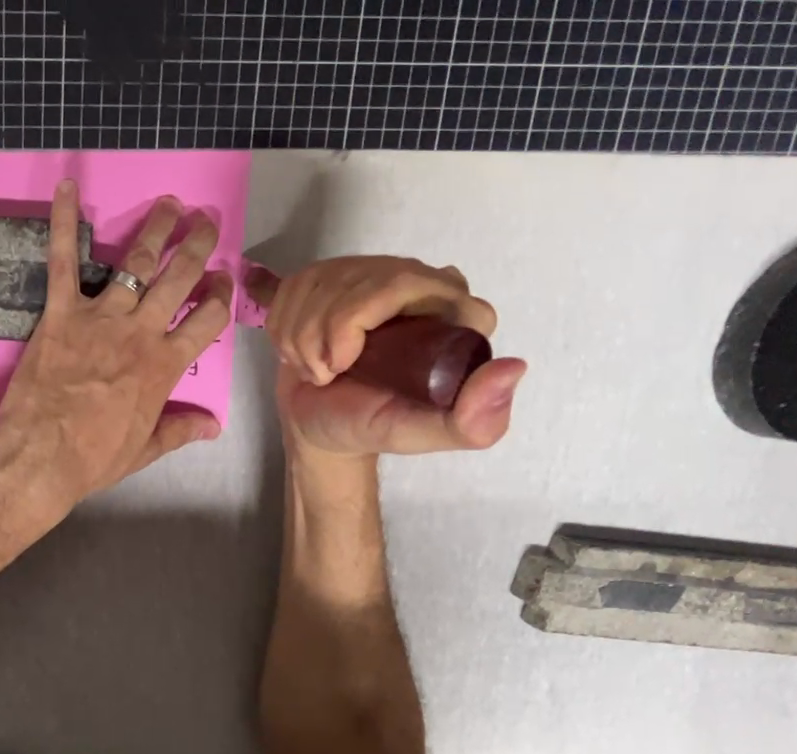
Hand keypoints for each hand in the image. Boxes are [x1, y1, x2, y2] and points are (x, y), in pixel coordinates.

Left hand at [0, 180, 233, 515]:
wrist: (41, 457)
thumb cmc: (93, 458)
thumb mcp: (144, 450)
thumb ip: (179, 430)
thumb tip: (213, 426)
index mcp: (164, 365)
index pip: (207, 319)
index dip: (219, 296)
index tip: (222, 282)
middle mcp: (139, 332)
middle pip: (179, 279)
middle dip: (198, 247)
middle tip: (206, 223)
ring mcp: (100, 318)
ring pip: (137, 263)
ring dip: (156, 230)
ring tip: (170, 205)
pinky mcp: (60, 313)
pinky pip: (63, 261)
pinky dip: (63, 222)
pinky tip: (67, 188)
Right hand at [253, 257, 525, 456]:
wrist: (313, 428)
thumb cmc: (363, 427)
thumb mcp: (417, 434)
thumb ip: (470, 422)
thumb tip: (513, 367)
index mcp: (449, 310)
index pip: (401, 282)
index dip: (357, 321)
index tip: (347, 364)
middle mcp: (414, 282)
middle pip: (354, 280)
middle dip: (323, 333)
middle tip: (327, 372)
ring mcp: (368, 277)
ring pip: (318, 281)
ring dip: (300, 336)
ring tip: (316, 367)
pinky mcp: (326, 280)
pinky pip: (293, 284)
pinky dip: (282, 326)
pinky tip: (298, 349)